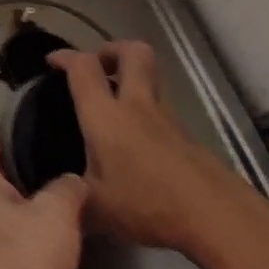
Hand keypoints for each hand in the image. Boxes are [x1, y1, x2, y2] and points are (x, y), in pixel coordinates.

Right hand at [49, 43, 259, 257]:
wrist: (218, 217)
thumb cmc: (147, 205)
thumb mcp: (96, 208)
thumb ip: (72, 197)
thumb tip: (59, 198)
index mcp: (106, 116)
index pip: (84, 68)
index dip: (65, 56)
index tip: (51, 61)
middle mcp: (138, 107)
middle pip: (133, 53)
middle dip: (111, 50)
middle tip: (95, 68)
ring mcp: (168, 120)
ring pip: (150, 82)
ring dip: (130, 83)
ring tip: (109, 112)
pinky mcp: (187, 139)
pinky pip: (160, 113)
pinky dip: (143, 116)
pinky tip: (133, 148)